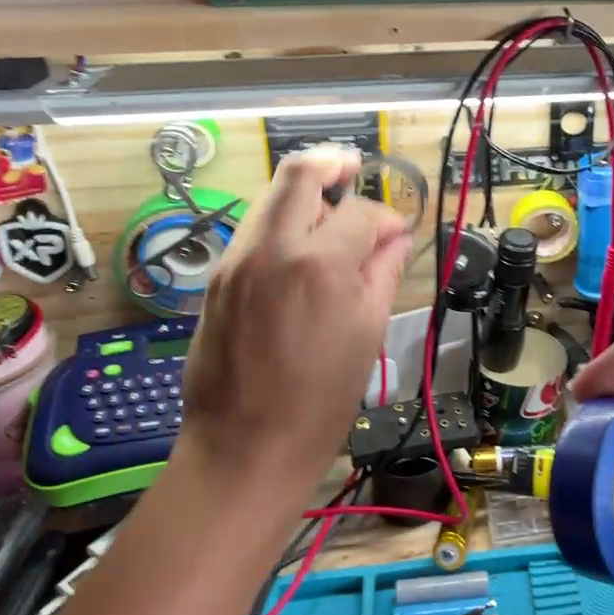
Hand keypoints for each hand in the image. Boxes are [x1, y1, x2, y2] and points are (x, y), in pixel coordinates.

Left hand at [177, 145, 412, 487]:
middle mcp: (270, 248)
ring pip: (271, 197)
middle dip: (333, 163)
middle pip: (299, 172)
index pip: (359, 211)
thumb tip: (396, 237)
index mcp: (318, 264)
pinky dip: (280, 225)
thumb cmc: (321, 400)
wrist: (243, 450)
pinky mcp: (216, 280)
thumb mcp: (367, 332)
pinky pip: (253, 231)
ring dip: (304, 196)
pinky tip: (299, 254)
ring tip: (330, 222)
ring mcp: (235, 261)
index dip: (386, 217)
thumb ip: (382, 271)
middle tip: (353, 169)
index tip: (397, 234)